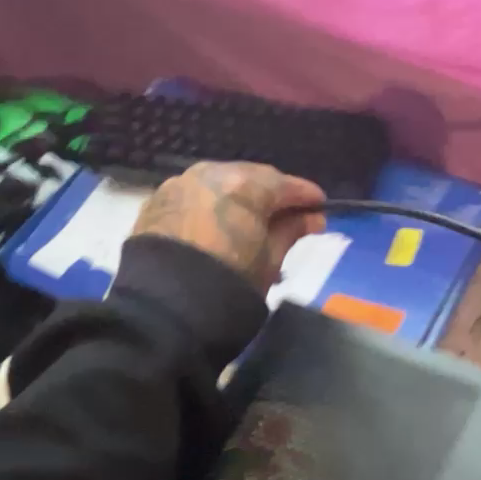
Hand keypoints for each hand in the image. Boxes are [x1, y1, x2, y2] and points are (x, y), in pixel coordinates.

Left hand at [130, 162, 325, 294]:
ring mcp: (180, 184)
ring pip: (222, 182)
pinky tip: (223, 222)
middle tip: (291, 212)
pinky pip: (196, 194)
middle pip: (252, 177)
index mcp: (245, 185)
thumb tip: (312, 219)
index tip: (321, 206)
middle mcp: (211, 174)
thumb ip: (292, 231)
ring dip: (242, 195)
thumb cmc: (233, 282)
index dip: (307, 196)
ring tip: (256, 217)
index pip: (285, 185)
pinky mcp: (158, 201)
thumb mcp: (271, 259)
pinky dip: (215, 204)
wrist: (168, 305)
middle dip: (273, 193)